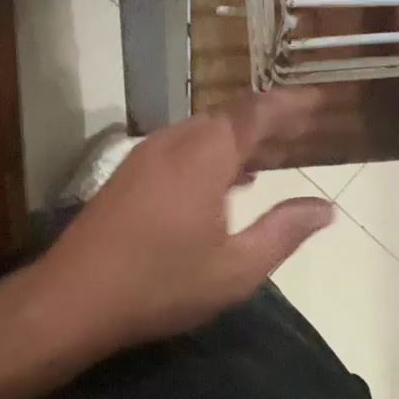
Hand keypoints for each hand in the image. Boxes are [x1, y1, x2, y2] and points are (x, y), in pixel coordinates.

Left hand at [19, 89, 333, 349]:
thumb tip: (325, 208)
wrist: (73, 297)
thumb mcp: (234, 270)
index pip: (256, 112)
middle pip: (228, 117)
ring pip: (202, 132)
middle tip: (305, 130)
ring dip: (239, 139)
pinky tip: (229, 181)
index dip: (292, 103)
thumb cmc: (160, 285)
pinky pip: (182, 147)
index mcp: (204, 157)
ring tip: (274, 155)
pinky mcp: (129, 174)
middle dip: (269, 121)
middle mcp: (174, 143)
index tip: (322, 101)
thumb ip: (283, 232)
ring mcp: (146, 156)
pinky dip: (213, 154)